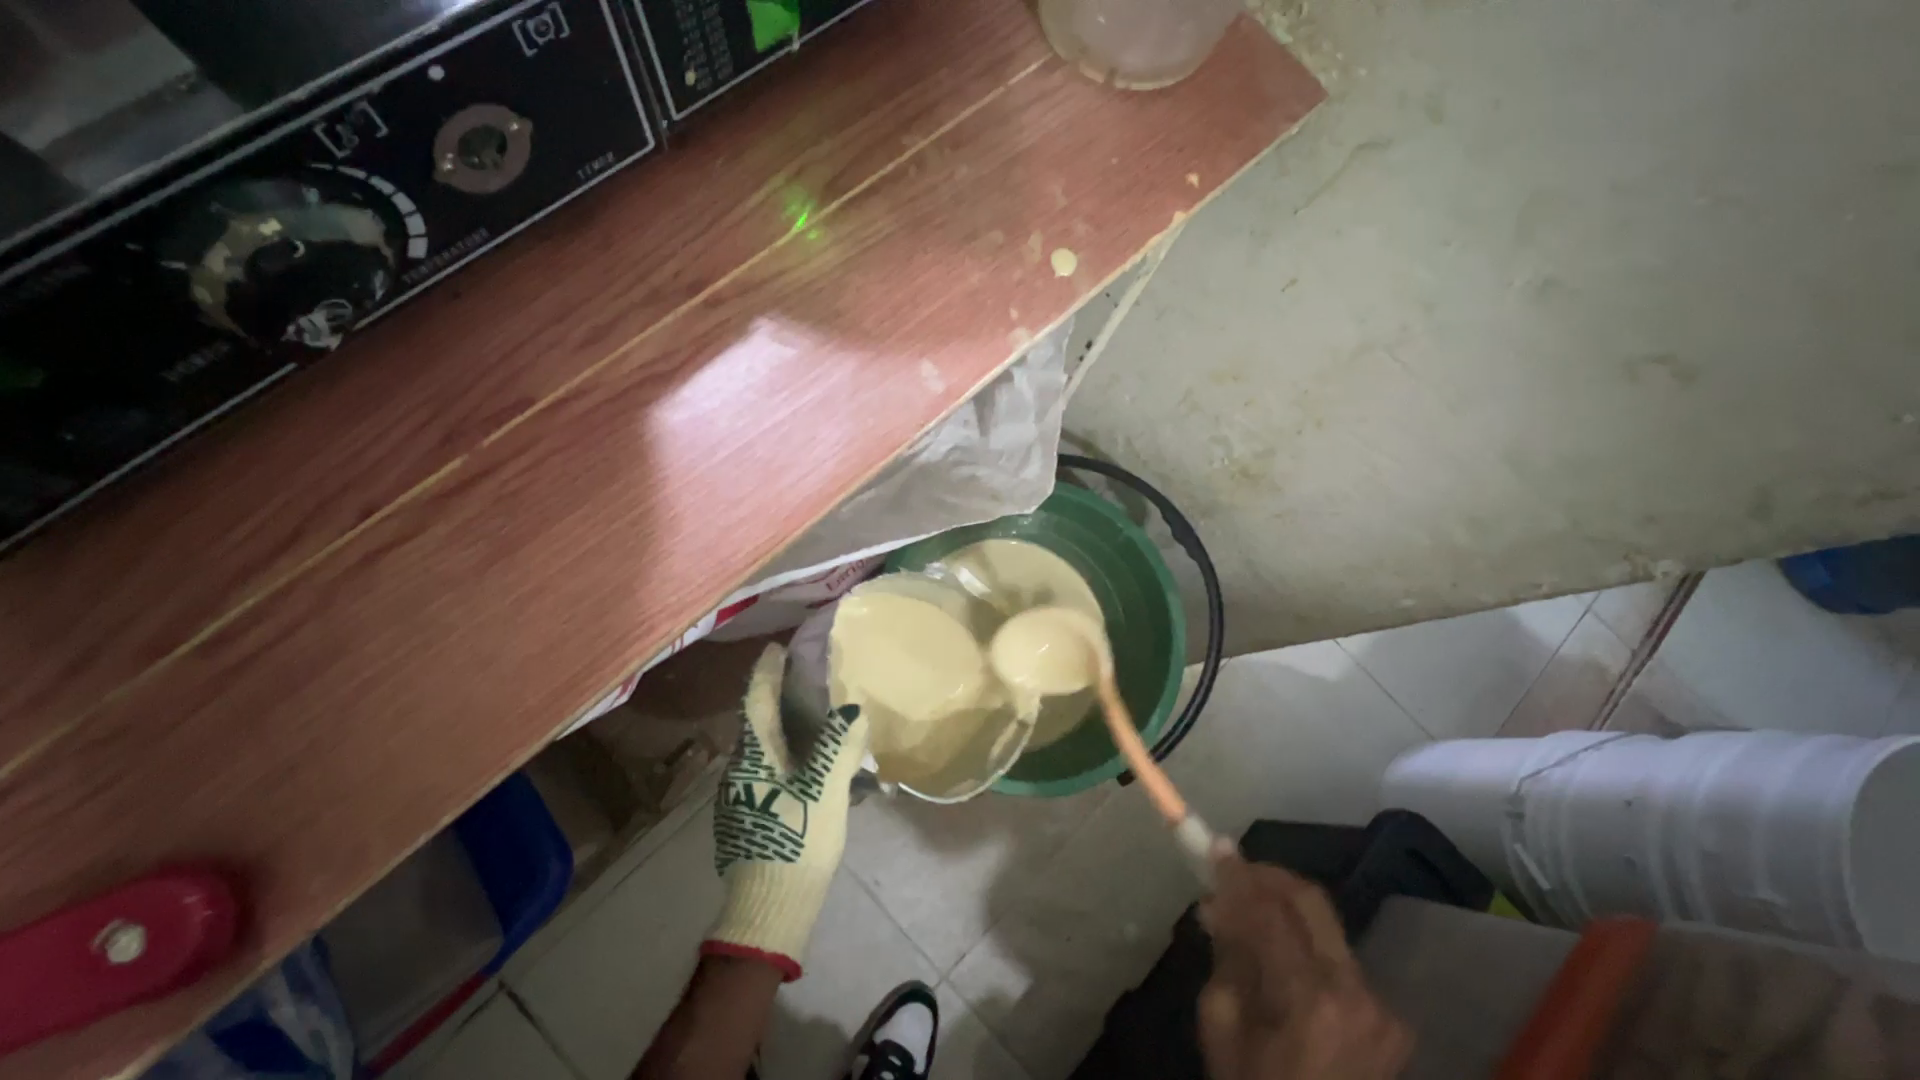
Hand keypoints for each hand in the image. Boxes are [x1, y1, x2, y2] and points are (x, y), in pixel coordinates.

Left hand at [702, 644, 870, 981]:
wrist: (768, 911)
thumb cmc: (795, 844)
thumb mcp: (825, 793)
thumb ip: (839, 748)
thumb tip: (852, 708)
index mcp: (754, 758)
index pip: (756, 701)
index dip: (766, 672)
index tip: (776, 647)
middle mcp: (739, 773)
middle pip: (758, 726)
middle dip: (779, 700)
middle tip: (808, 682)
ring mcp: (740, 800)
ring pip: (765, 754)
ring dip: (787, 735)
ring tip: (820, 729)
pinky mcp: (748, 821)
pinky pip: (770, 777)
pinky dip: (791, 764)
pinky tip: (814, 777)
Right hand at [1197, 856, 1412, 1079]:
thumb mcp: (1223, 1031)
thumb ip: (1227, 959)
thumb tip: (1219, 905)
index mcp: (1310, 1001)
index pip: (1270, 914)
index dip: (1239, 877)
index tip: (1215, 848)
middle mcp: (1357, 993)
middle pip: (1313, 903)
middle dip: (1270, 878)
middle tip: (1235, 868)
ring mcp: (1382, 1008)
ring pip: (1327, 931)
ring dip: (1286, 912)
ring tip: (1248, 914)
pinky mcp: (1392, 1021)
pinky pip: (1340, 963)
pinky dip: (1306, 948)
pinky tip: (1280, 960)